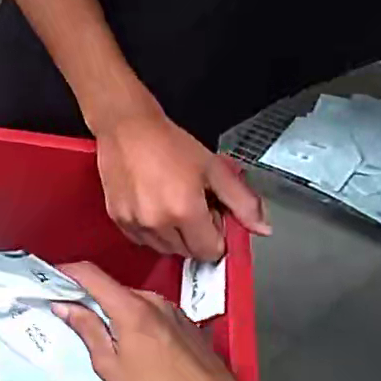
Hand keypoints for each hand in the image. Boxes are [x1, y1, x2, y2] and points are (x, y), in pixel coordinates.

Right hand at [54, 261, 250, 380]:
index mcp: (131, 308)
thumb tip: (66, 305)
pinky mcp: (184, 323)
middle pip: (110, 287)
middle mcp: (153, 301)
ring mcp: (172, 310)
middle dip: (87, 295)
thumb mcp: (111, 366)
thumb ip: (87, 329)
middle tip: (68, 311)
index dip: (67, 271)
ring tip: (99, 333)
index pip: (91, 273)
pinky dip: (131, 317)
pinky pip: (149, 310)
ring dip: (110, 309)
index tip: (51, 277)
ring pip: (130, 299)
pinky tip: (129, 342)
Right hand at [94, 111, 269, 260]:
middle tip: (191, 206)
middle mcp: (157, 223)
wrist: (127, 129)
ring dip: (173, 235)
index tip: (212, 216)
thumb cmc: (170, 144)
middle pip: (186, 252)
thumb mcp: (214, 168)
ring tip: (170, 204)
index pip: (209, 251)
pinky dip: (151, 230)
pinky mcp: (117, 218)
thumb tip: (262, 228)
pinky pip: (141, 239)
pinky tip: (152, 206)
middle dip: (195, 236)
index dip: (216, 236)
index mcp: (185, 211)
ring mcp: (134, 222)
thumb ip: (242, 201)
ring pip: (163, 248)